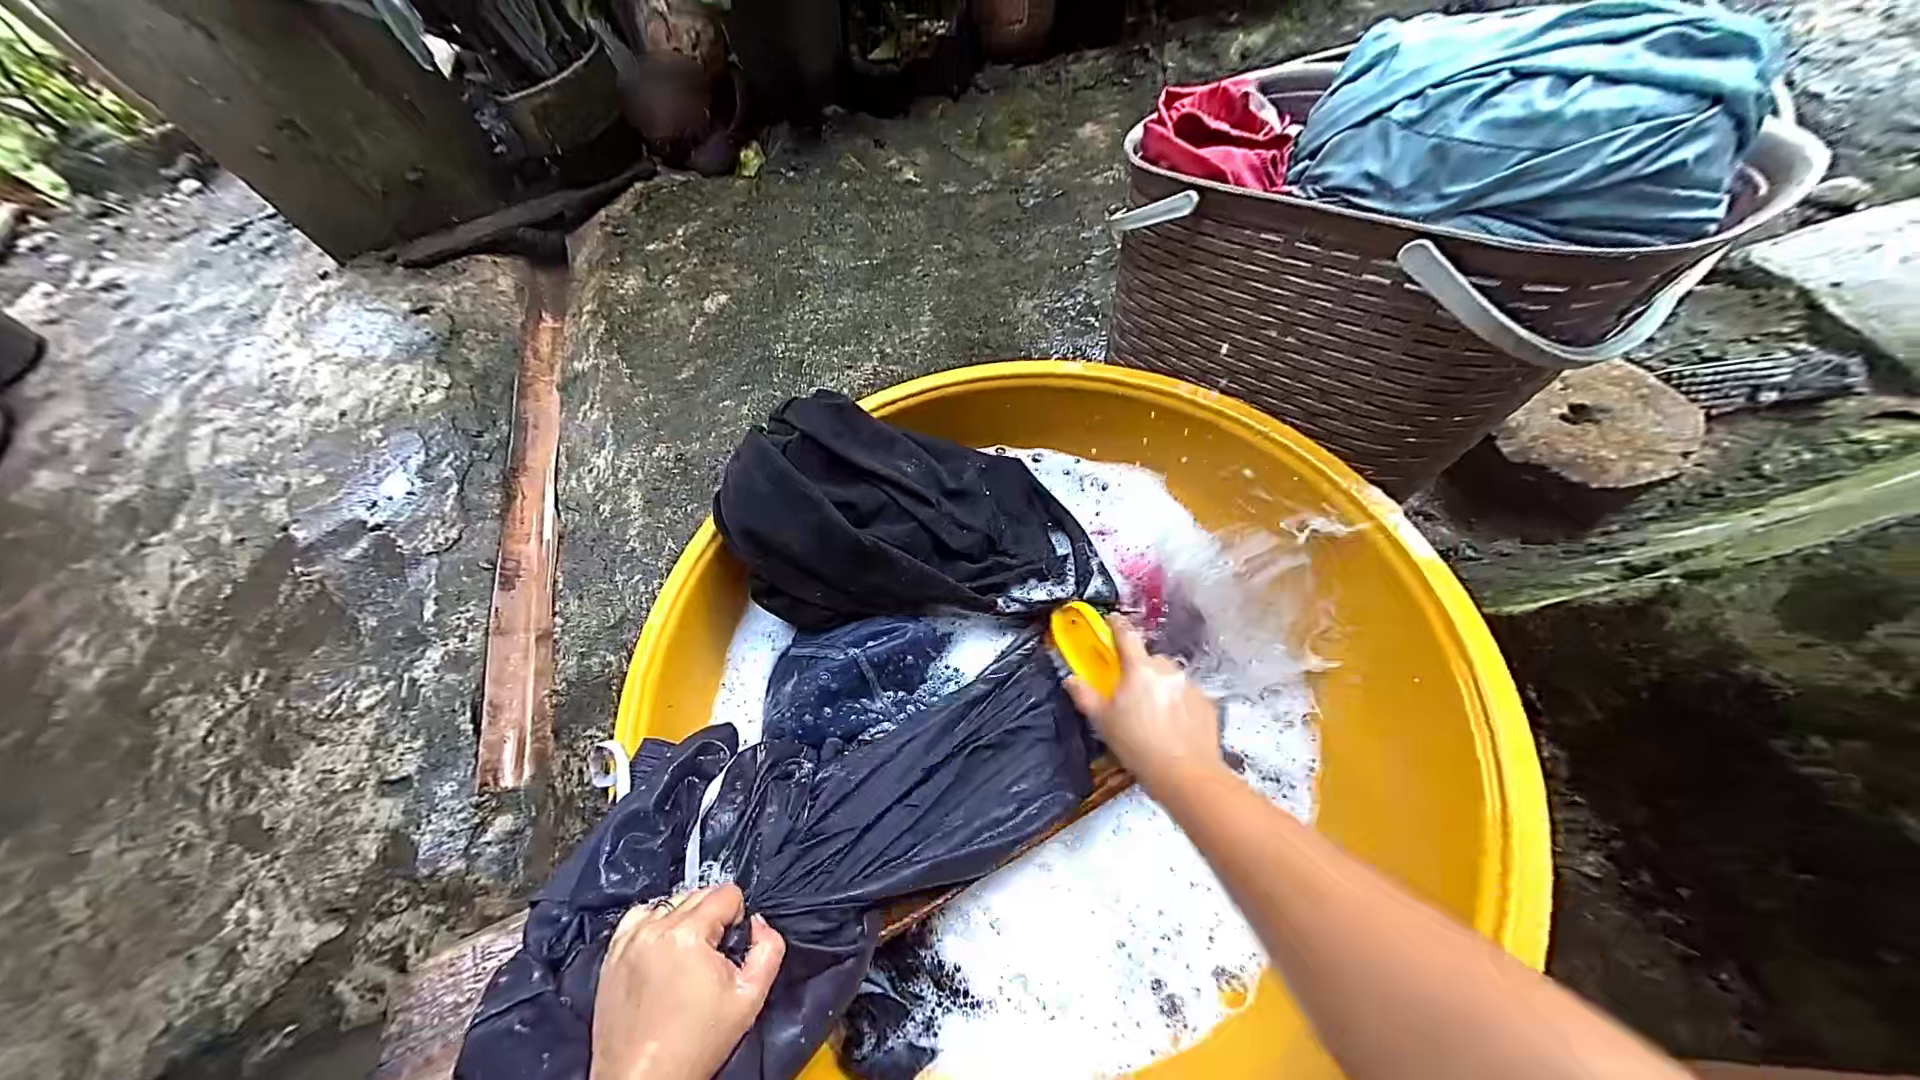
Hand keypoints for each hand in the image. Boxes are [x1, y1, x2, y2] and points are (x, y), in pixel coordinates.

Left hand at [590, 883, 785, 1079]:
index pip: (726, 893)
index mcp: (688, 935)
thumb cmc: (695, 1045)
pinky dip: (655, 923)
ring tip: (688, 956)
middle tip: (712, 957)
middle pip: (699, 894)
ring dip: (685, 918)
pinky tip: (664, 948)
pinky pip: (639, 916)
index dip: (738, 917)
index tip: (731, 947)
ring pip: (671, 902)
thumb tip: (758, 922)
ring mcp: (628, 942)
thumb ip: (769, 947)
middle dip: (713, 918)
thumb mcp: (751, 997)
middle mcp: (655, 930)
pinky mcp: (611, 957)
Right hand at [1064, 613, 1225, 796]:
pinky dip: (1178, 702)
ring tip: (1153, 714)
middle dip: (1139, 669)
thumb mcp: (1103, 721)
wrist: (1186, 775)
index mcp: (1139, 669)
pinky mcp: (1206, 703)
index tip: (1112, 621)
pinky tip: (1172, 725)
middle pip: (1149, 659)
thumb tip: (1072, 679)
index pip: (1126, 635)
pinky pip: (1187, 694)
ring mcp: (1190, 685)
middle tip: (1130, 692)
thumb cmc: (1139, 746)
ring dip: (1160, 686)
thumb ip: (1085, 695)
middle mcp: (1166, 670)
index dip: (1117, 625)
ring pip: (1169, 677)